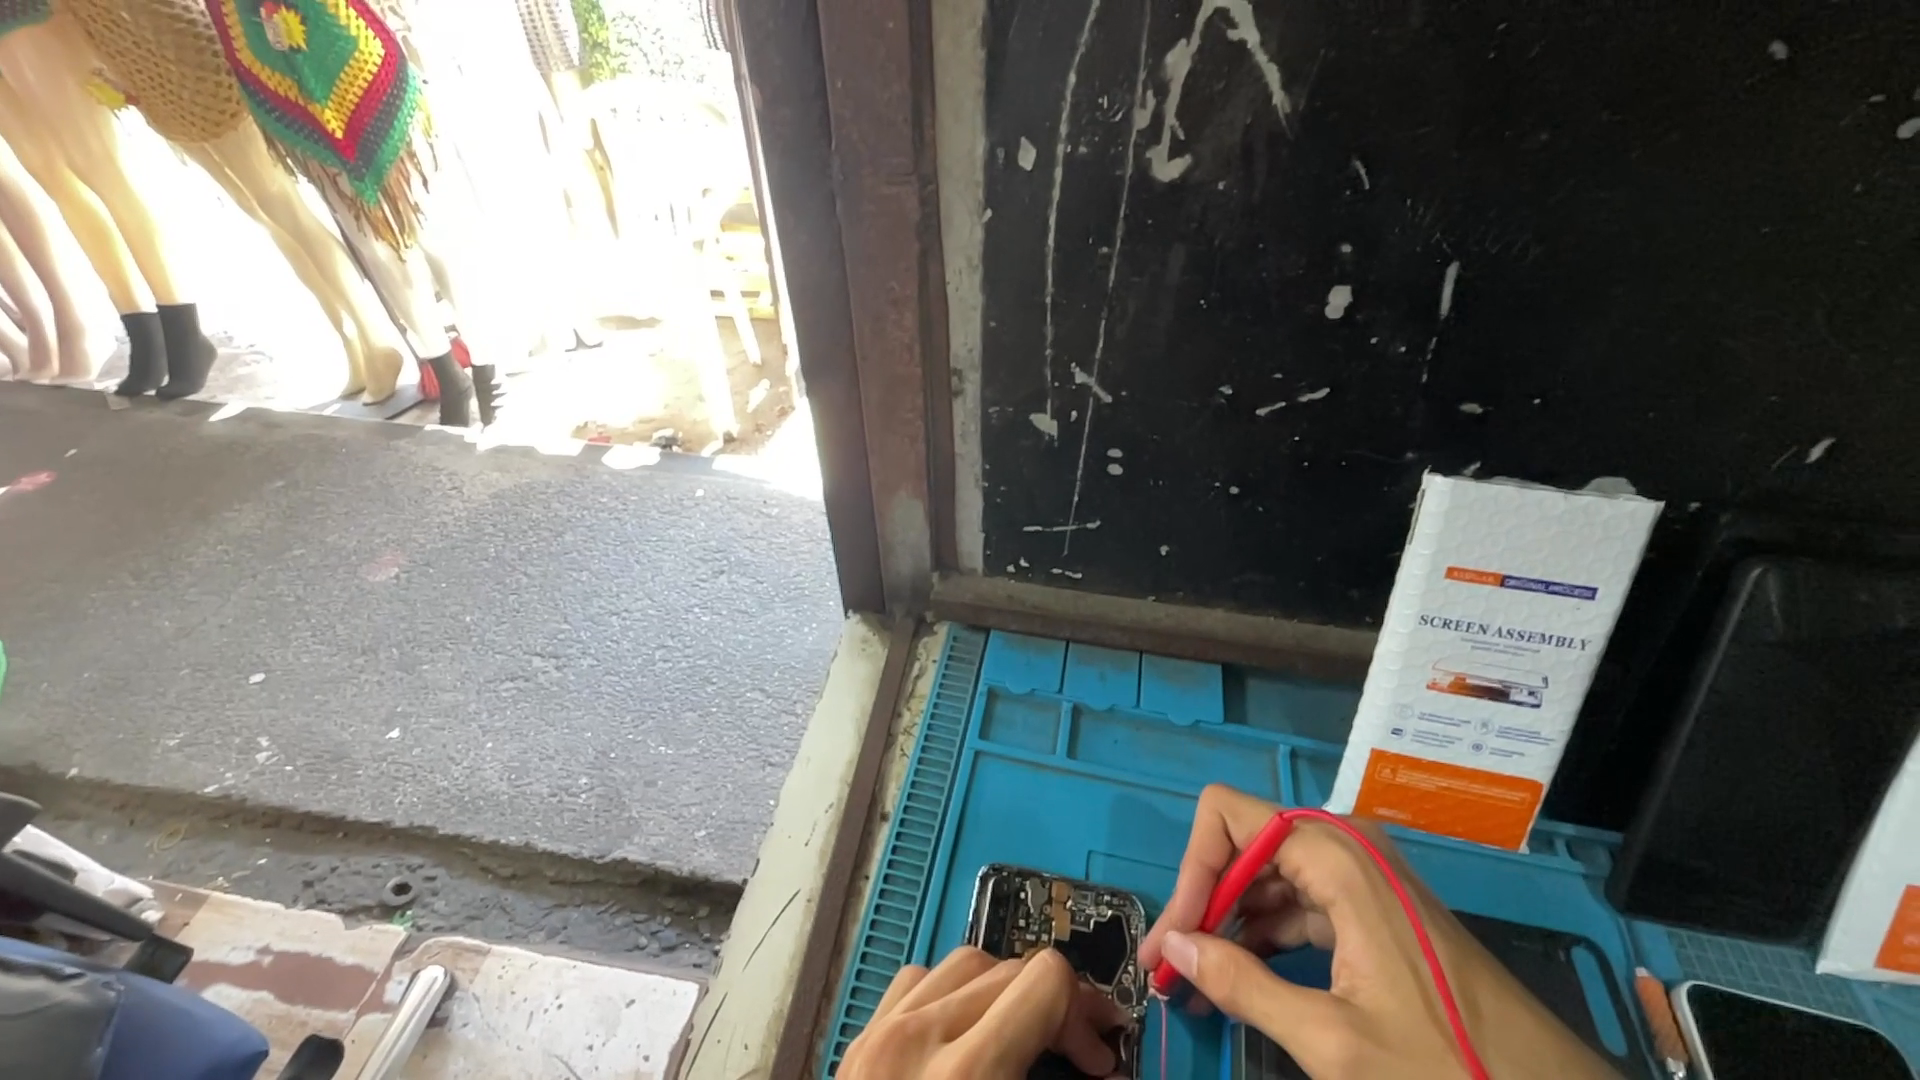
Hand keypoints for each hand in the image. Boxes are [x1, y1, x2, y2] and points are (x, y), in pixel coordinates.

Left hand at [840, 946, 1129, 1078]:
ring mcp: (880, 1035)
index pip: (1045, 982)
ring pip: (965, 964)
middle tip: (1077, 1052)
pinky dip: (950, 994)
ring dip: (1004, 992)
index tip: (1098, 1052)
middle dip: (1055, 1008)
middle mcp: (917, 1038)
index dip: (1085, 1014)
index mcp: (966, 1075)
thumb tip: (1099, 1072)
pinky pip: (917, 983)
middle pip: (1012, 970)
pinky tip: (965, 1029)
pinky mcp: (858, 1045)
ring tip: (1025, 1035)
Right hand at [1140, 785, 1620, 1079]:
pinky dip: (1262, 937)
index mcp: (1336, 857)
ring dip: (1227, 924)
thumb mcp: (1333, 1040)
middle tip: (1171, 965)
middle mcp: (1346, 848)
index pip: (1228, 818)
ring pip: (1267, 876)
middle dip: (1202, 902)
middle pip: (1243, 844)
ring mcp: (1362, 876)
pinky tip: (1238, 979)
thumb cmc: (1446, 1064)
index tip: (1175, 938)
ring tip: (1195, 983)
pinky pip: (1298, 903)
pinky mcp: (1372, 907)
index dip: (1192, 872)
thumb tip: (1173, 948)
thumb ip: (1242, 985)